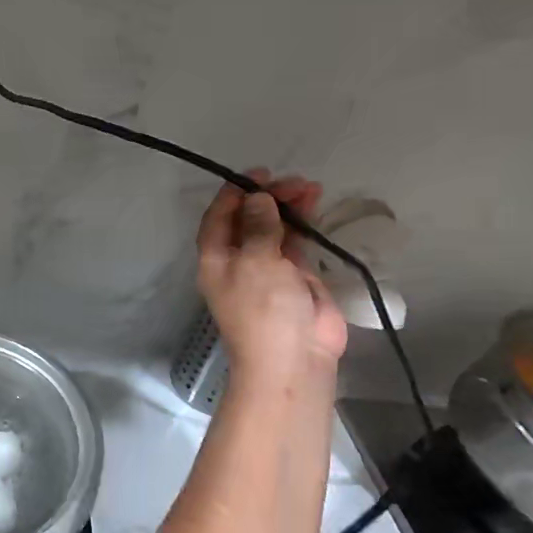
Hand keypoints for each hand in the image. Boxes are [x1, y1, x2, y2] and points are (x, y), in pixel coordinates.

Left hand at [196, 170, 346, 378]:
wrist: (292, 358)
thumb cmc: (263, 309)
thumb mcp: (255, 262)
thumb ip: (257, 227)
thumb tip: (258, 199)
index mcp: (215, 259)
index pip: (218, 218)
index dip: (235, 194)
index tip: (259, 174)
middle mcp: (237, 261)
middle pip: (248, 220)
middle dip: (268, 198)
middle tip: (294, 182)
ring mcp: (267, 269)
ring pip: (274, 229)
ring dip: (289, 207)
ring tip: (311, 187)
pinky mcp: (294, 278)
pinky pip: (296, 243)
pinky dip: (304, 225)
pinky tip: (316, 207)